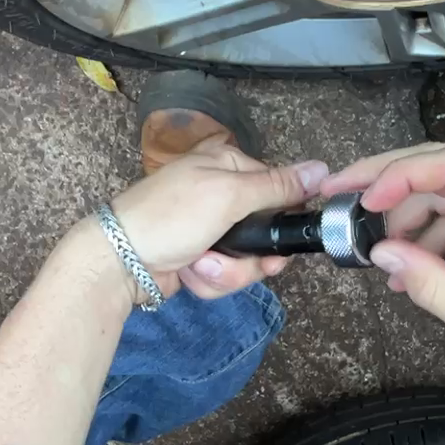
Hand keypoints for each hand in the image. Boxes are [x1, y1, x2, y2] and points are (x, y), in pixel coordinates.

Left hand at [92, 141, 327, 301]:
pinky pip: (225, 274)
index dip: (284, 222)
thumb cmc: (171, 217)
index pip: (280, 191)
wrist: (120, 261)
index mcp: (229, 165)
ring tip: (198, 264)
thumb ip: (278, 186)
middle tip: (234, 260)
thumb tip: (324, 168)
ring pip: (248, 260)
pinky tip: (188, 272)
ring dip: (226, 272)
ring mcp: (211, 228)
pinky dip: (209, 279)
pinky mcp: (200, 257)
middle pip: (266, 233)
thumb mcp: (229, 195)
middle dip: (250, 259)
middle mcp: (222, 194)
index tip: (281, 246)